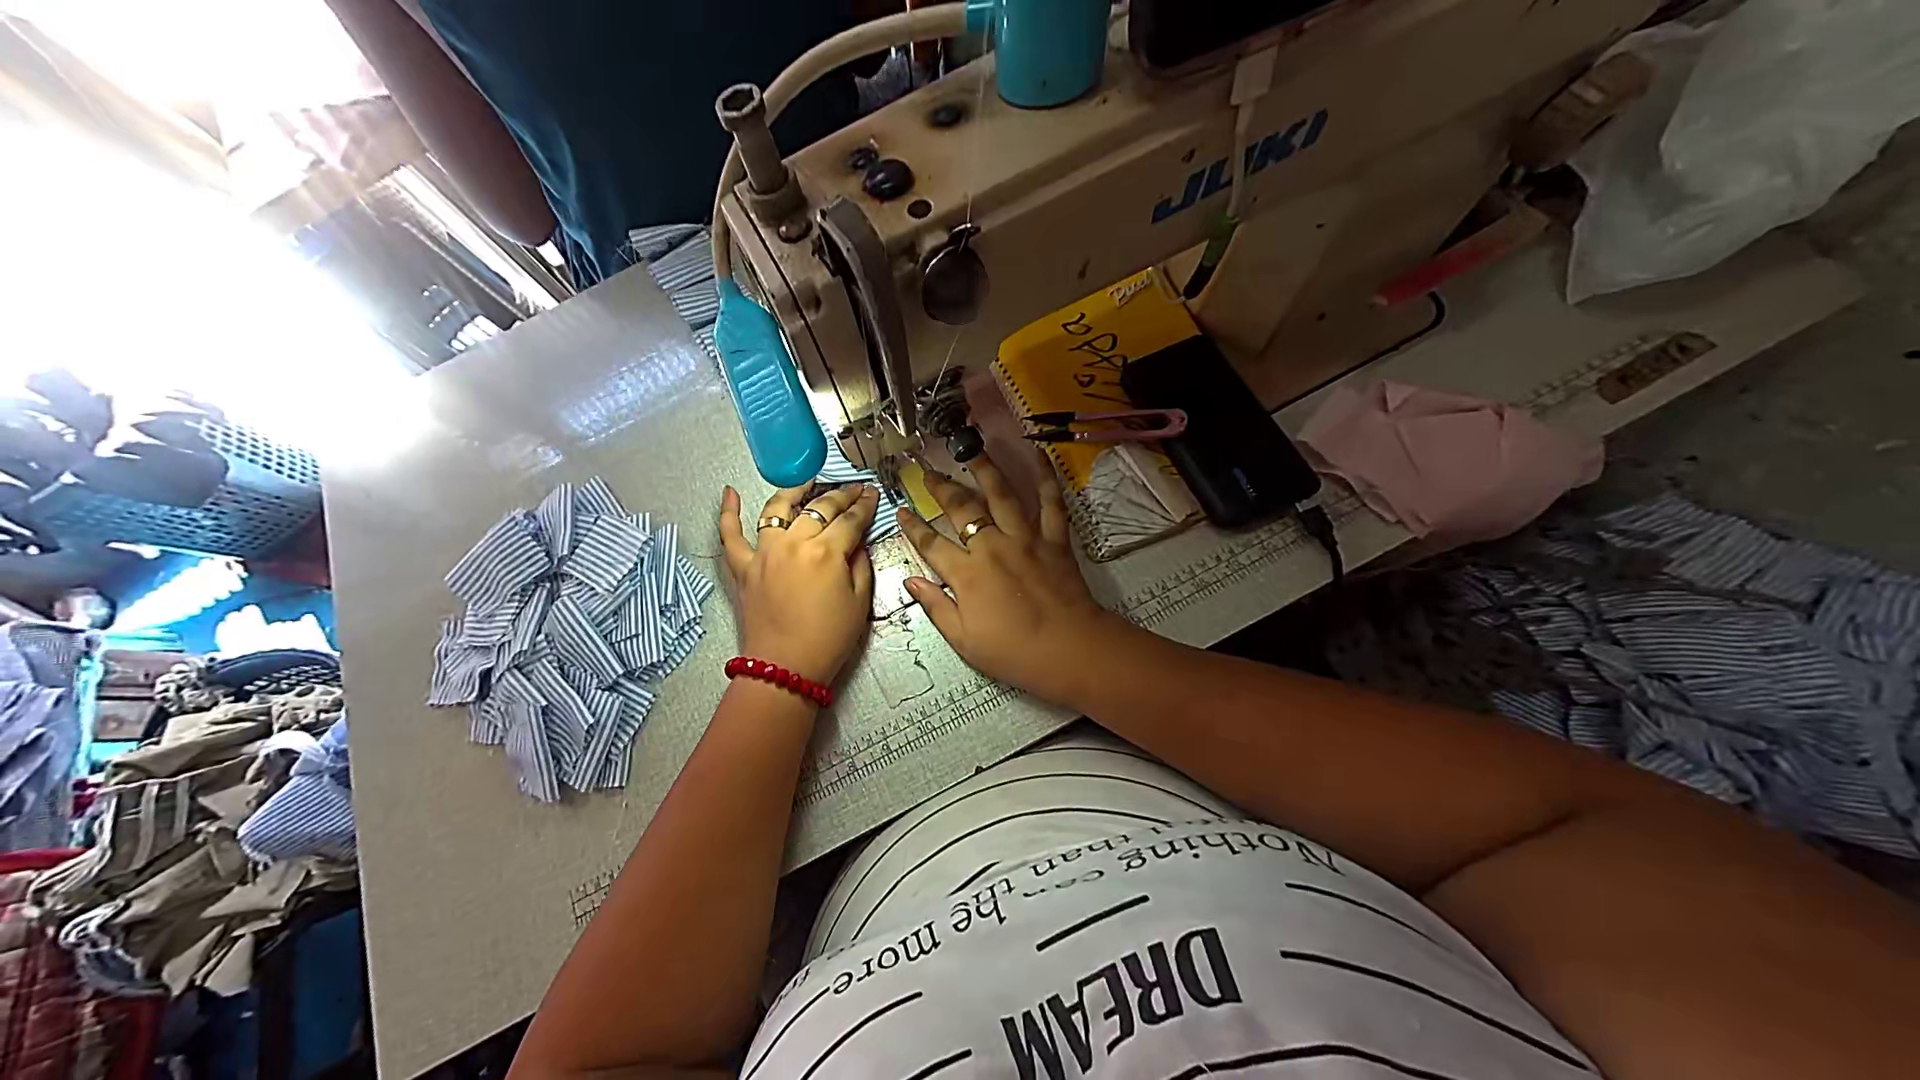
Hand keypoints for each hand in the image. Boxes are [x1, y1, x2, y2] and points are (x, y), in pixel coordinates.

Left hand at [719, 483, 879, 686]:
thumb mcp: (860, 602)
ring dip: (795, 491)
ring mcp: (765, 552)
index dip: (865, 505)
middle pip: (820, 508)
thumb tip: (858, 543)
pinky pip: (730, 535)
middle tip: (853, 489)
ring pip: (777, 509)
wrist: (785, 668)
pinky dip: (727, 512)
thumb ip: (861, 565)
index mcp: (826, 552)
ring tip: (807, 482)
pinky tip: (729, 493)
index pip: (851, 519)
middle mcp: (794, 543)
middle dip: (841, 495)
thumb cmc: (828, 640)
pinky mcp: (743, 567)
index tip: (872, 495)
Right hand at [896, 454, 1132, 704]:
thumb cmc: (1013, 652)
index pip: (931, 543)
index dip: (913, 526)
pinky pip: (1051, 502)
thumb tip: (911, 581)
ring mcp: (1025, 539)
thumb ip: (936, 606)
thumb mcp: (963, 639)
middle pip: (962, 509)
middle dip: (941, 488)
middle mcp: (992, 546)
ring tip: (972, 451)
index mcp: (967, 573)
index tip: (902, 510)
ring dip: (984, 470)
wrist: (1068, 650)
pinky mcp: (1055, 539)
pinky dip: (1046, 477)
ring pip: (1002, 495)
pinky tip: (1039, 454)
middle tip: (929, 473)